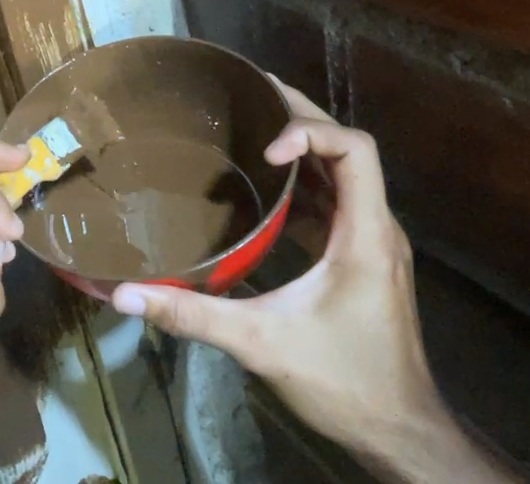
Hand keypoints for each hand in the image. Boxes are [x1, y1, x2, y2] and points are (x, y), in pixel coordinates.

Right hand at [110, 81, 517, 482]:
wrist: (403, 435)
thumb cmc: (345, 382)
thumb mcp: (261, 345)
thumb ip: (193, 316)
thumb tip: (126, 295)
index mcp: (366, 233)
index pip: (354, 149)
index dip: (308, 132)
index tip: (264, 149)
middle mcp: (375, 226)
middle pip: (346, 148)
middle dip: (299, 117)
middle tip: (248, 94)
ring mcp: (371, 241)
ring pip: (341, 172)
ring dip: (300, 145)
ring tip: (249, 125)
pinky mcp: (360, 257)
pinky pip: (332, 199)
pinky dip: (299, 180)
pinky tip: (262, 184)